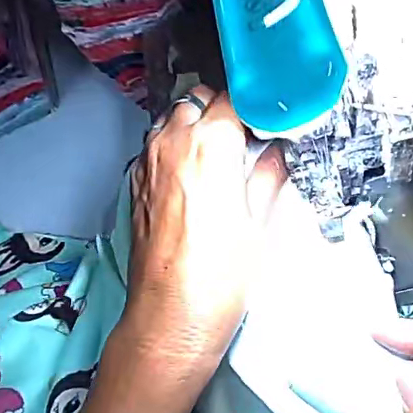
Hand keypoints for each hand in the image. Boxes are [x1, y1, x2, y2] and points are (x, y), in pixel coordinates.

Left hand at [125, 85, 286, 378]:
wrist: (171, 315)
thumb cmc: (213, 280)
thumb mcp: (257, 223)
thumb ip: (268, 176)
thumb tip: (276, 156)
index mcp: (210, 146)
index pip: (232, 97)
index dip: (253, 105)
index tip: (267, 119)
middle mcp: (172, 145)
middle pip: (198, 100)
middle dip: (221, 110)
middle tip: (246, 137)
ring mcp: (149, 163)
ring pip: (172, 119)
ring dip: (194, 126)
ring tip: (220, 157)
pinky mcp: (136, 184)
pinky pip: (156, 147)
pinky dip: (174, 148)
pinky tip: (194, 177)